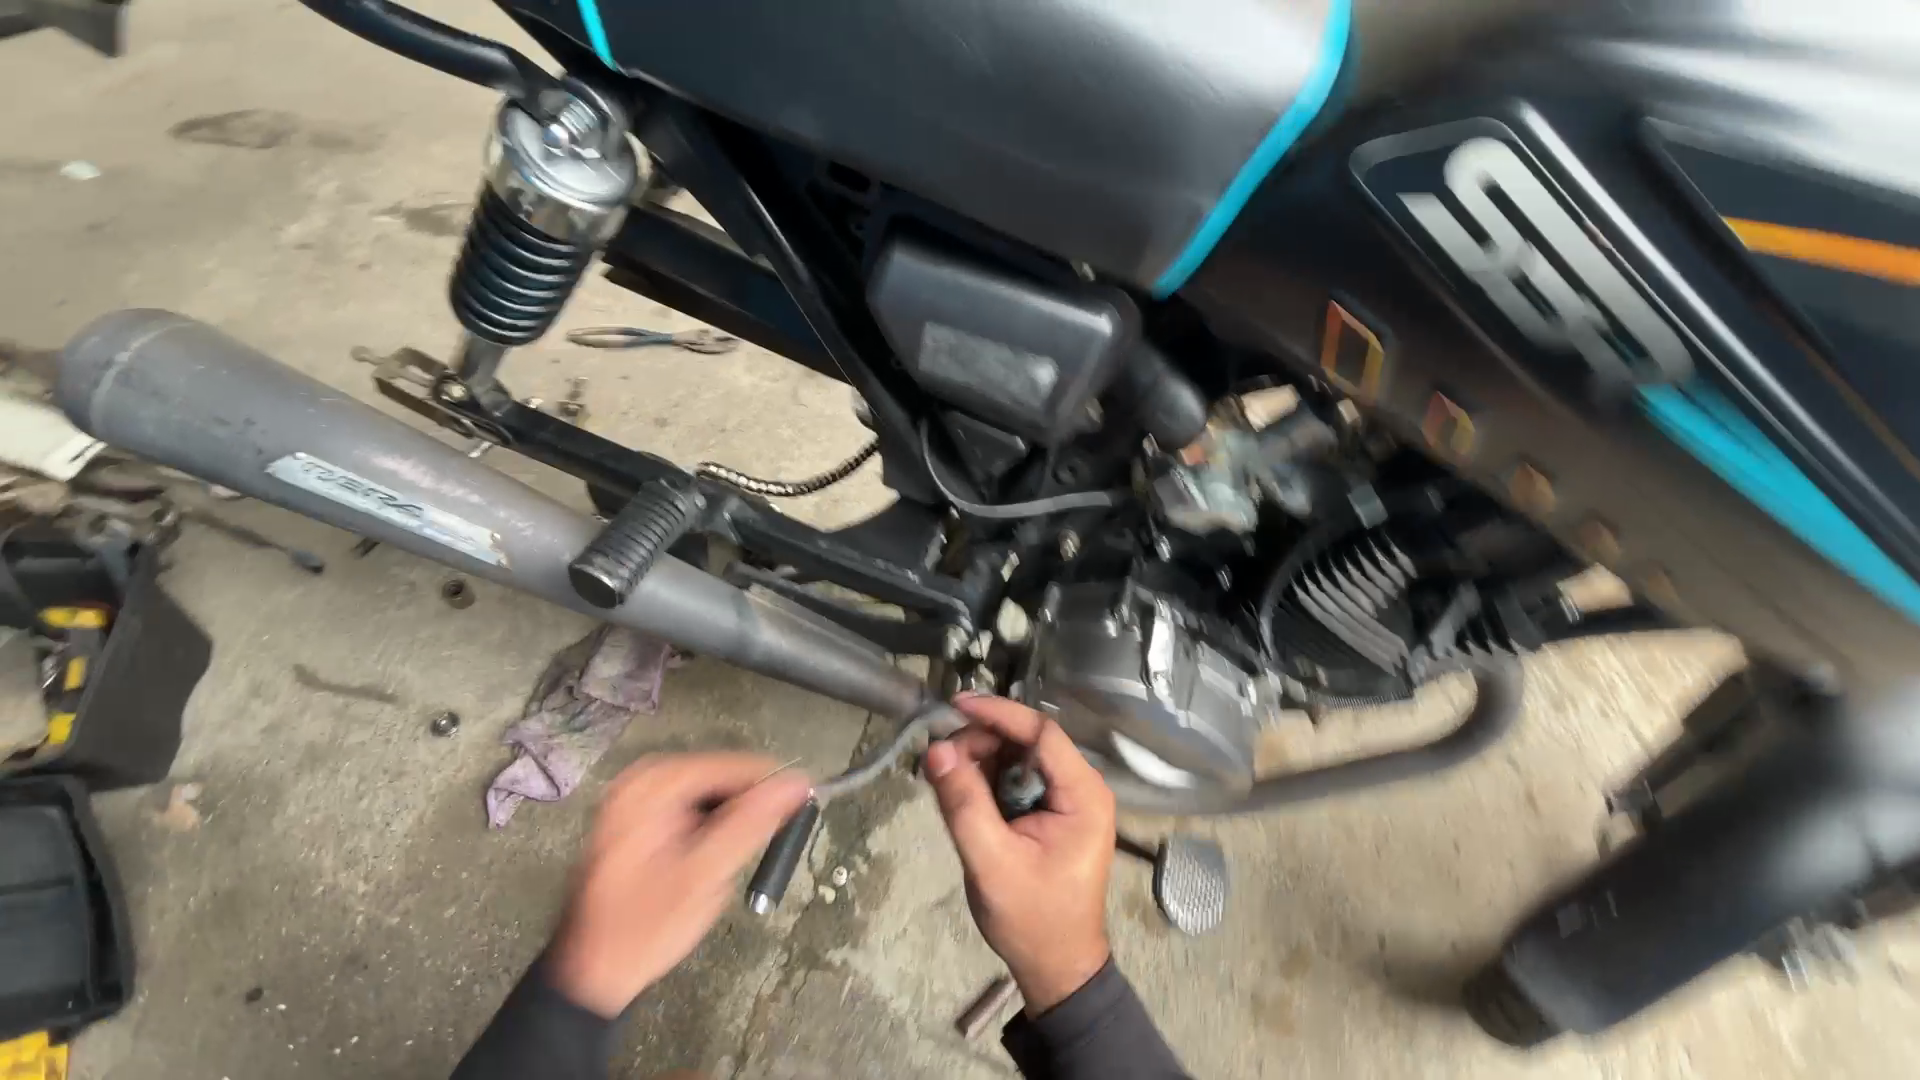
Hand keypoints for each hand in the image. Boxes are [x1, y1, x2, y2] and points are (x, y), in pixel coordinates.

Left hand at [545, 753, 810, 1016]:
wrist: (589, 975)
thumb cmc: (645, 926)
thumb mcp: (705, 874)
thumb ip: (752, 823)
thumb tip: (797, 783)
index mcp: (652, 784)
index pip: (731, 766)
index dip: (769, 786)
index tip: (803, 805)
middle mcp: (641, 779)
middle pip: (719, 777)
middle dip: (746, 807)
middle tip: (770, 838)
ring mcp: (637, 797)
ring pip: (709, 793)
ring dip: (730, 819)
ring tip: (735, 856)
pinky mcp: (639, 817)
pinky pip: (692, 806)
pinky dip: (710, 827)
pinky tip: (712, 857)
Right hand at [922, 696, 1116, 1015]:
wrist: (1056, 966)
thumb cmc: (1032, 919)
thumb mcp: (991, 863)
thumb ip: (964, 804)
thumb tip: (935, 750)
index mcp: (1083, 794)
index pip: (1041, 731)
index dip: (998, 712)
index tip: (955, 705)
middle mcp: (1081, 786)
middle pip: (1027, 739)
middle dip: (982, 740)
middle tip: (941, 760)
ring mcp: (1067, 797)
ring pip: (1019, 754)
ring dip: (981, 757)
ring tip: (946, 778)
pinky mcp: (1051, 809)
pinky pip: (1017, 776)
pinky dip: (987, 776)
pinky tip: (962, 789)